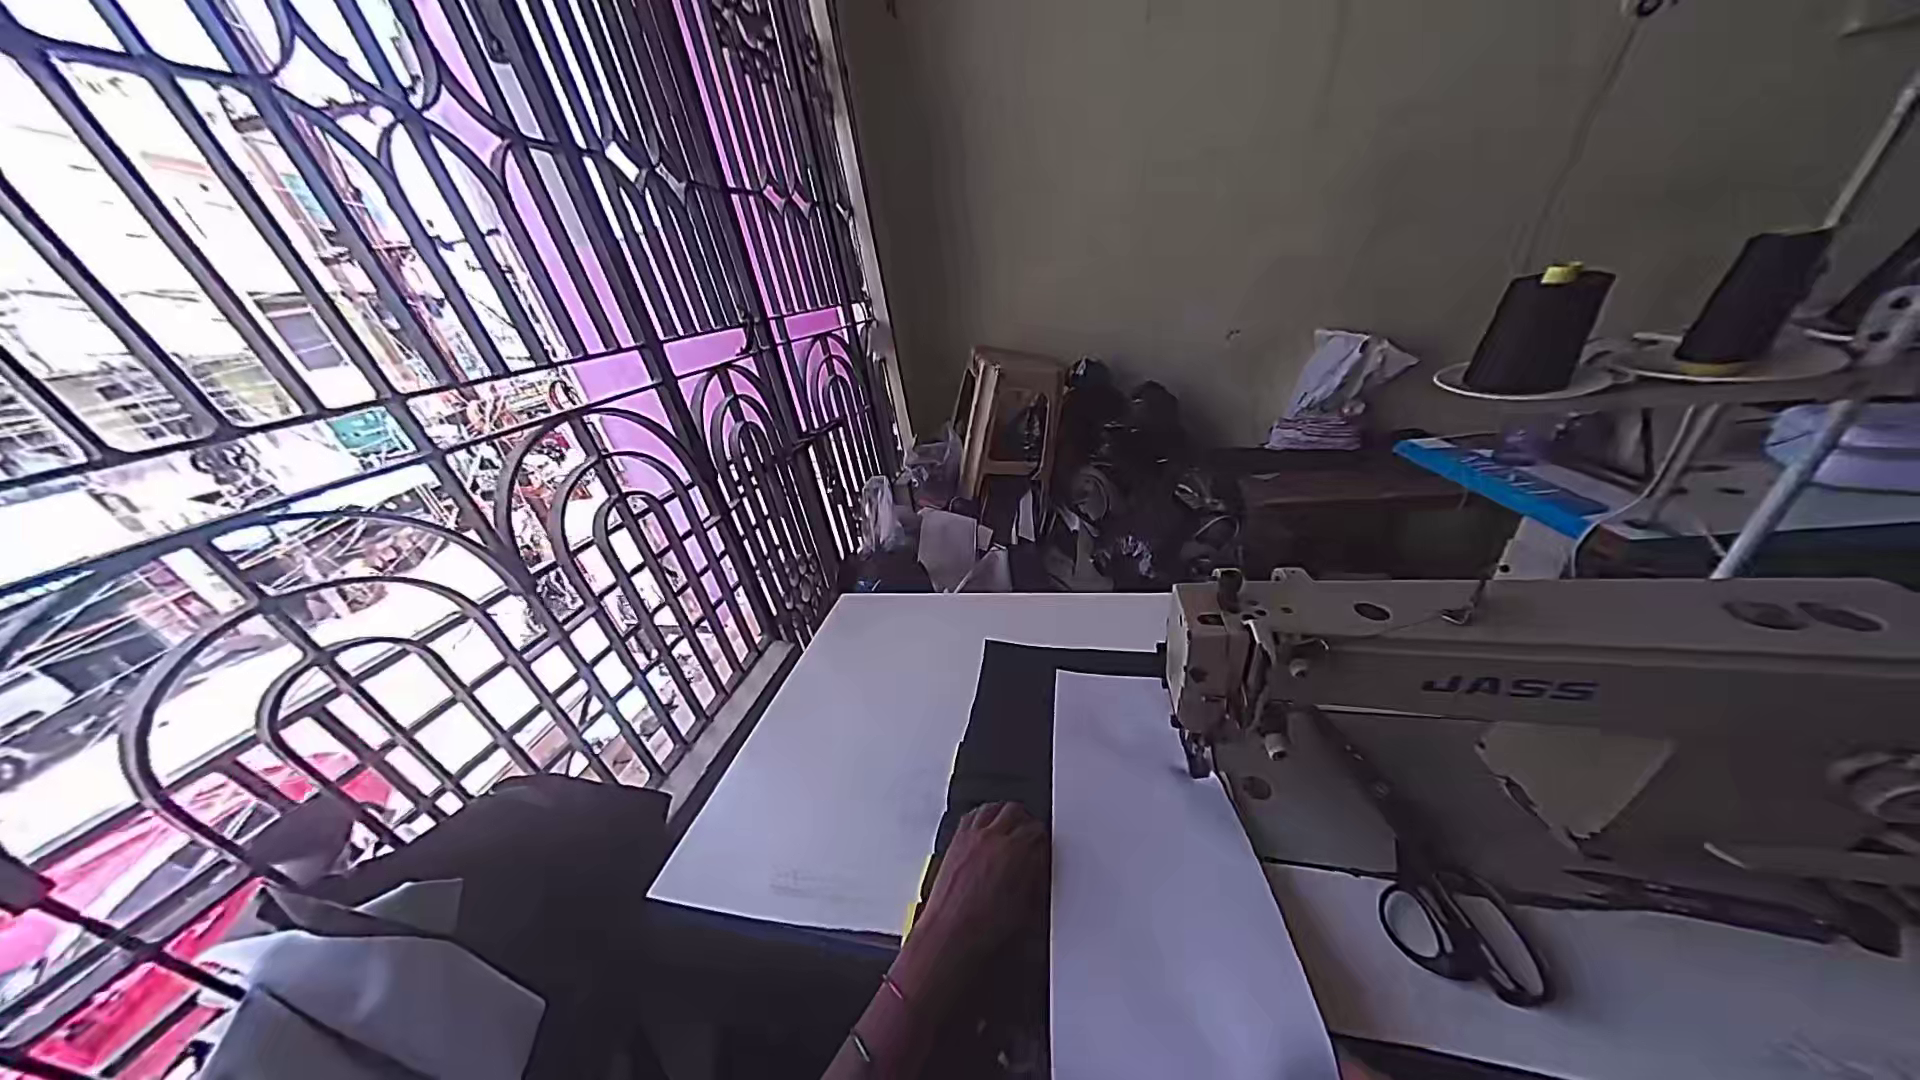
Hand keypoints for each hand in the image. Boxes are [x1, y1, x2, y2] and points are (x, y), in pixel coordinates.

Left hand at [914, 802, 1049, 962]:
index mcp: (1016, 851)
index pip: (1037, 829)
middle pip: (1015, 811)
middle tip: (1030, 834)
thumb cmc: (984, 930)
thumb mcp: (1028, 908)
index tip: (1043, 847)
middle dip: (1026, 821)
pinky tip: (985, 828)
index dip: (1043, 839)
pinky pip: (971, 816)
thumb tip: (1040, 870)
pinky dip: (982, 817)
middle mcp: (992, 838)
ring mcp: (971, 837)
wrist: (952, 938)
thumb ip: (1037, 880)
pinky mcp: (955, 842)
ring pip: (992, 808)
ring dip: (1003, 815)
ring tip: (1009, 827)